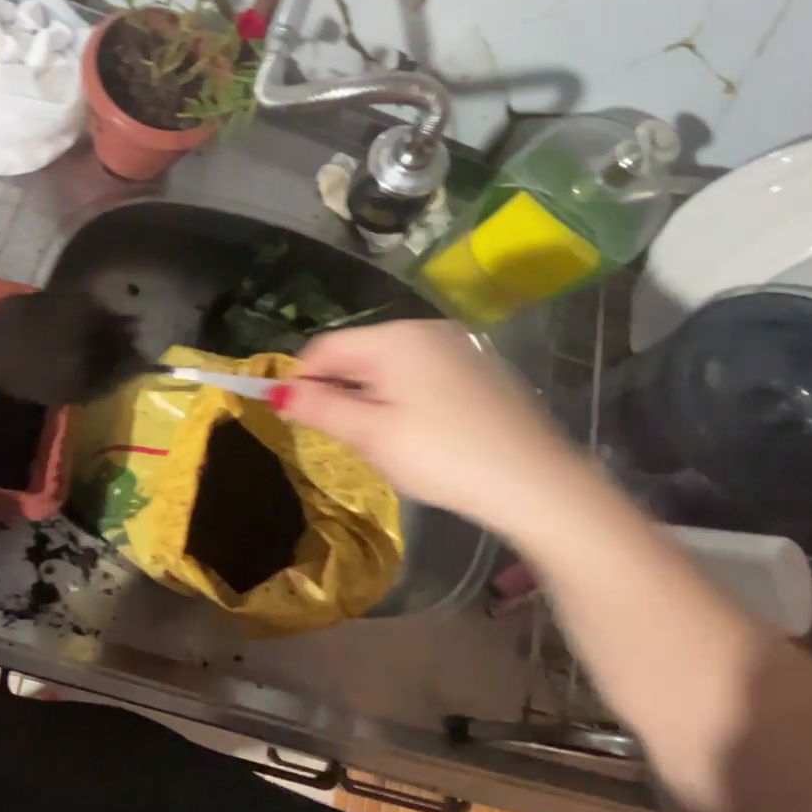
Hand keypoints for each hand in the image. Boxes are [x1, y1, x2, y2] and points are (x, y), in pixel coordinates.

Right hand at [275, 321, 584, 525]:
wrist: (536, 481)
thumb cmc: (443, 456)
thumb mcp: (372, 435)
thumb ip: (321, 408)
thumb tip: (275, 392)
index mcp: (395, 338)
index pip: (325, 347)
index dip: (301, 380)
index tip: (294, 419)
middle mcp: (426, 330)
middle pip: (358, 353)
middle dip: (339, 390)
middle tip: (342, 438)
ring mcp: (458, 347)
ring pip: (389, 367)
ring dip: (370, 397)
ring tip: (380, 442)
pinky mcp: (479, 369)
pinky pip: (421, 375)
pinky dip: (404, 399)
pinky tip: (419, 436)